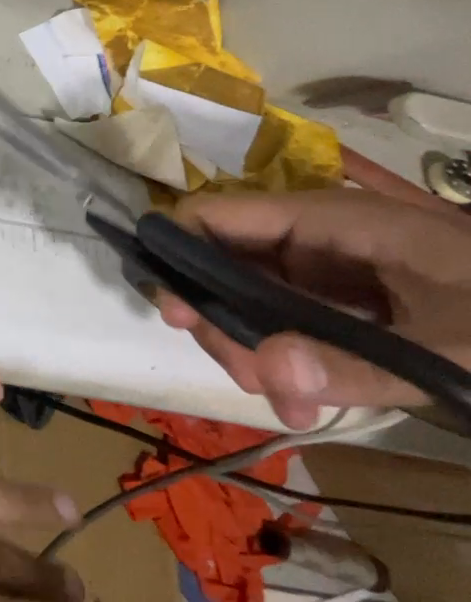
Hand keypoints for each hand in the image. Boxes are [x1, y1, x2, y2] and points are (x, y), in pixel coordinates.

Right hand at [160, 187, 470, 428]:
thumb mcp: (458, 357)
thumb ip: (358, 366)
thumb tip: (261, 368)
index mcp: (339, 220)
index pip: (215, 214)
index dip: (177, 254)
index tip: (178, 317)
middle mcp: (320, 234)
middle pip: (221, 260)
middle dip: (222, 322)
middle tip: (252, 382)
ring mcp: (332, 266)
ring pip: (245, 294)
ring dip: (250, 349)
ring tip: (291, 407)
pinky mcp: (345, 299)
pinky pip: (283, 316)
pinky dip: (281, 356)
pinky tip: (305, 397)